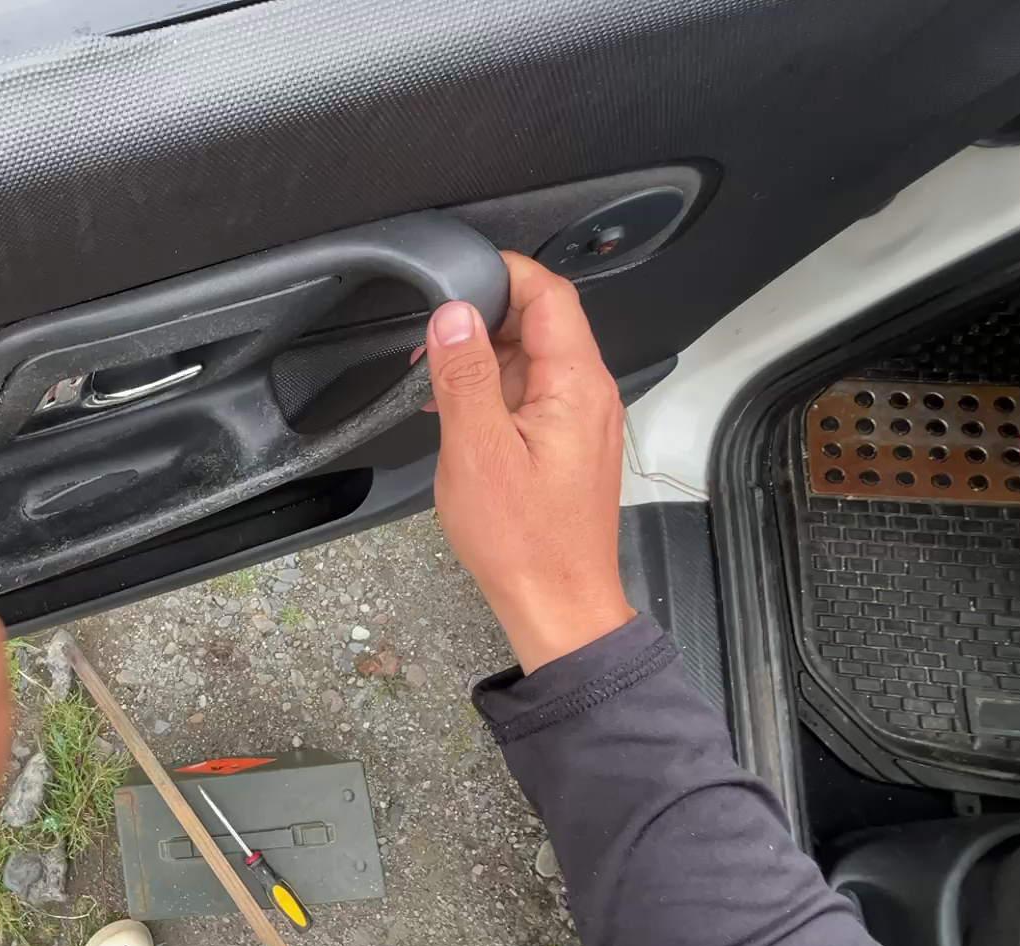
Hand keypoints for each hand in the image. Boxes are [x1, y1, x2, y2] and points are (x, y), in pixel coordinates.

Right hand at [422, 253, 635, 672]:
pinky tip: (456, 413)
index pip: (551, 298)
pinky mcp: (563, 445)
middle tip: (431, 341)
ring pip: (531, 363)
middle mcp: (588, 395)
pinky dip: (491, 391)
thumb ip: (465, 377)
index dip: (507, 274)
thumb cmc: (520, 536)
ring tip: (433, 382)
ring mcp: (578, 421)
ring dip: (482, 360)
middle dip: (482, 321)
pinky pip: (529, 397)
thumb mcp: (476, 450)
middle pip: (541, 326)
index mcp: (575, 385)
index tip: (461, 273)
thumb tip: (452, 317)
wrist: (553, 597)